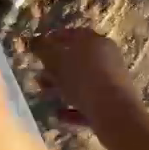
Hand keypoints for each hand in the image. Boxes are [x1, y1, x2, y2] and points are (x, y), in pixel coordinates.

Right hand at [29, 27, 144, 129]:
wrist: (116, 116)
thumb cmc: (84, 80)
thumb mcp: (56, 61)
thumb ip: (42, 50)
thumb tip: (32, 41)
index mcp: (95, 40)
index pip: (70, 34)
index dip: (51, 40)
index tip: (37, 49)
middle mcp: (107, 57)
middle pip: (76, 60)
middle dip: (55, 69)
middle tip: (40, 76)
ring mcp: (113, 81)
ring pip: (83, 82)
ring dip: (63, 89)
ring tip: (45, 95)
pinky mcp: (115, 103)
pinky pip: (91, 102)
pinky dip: (75, 107)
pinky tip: (58, 115)